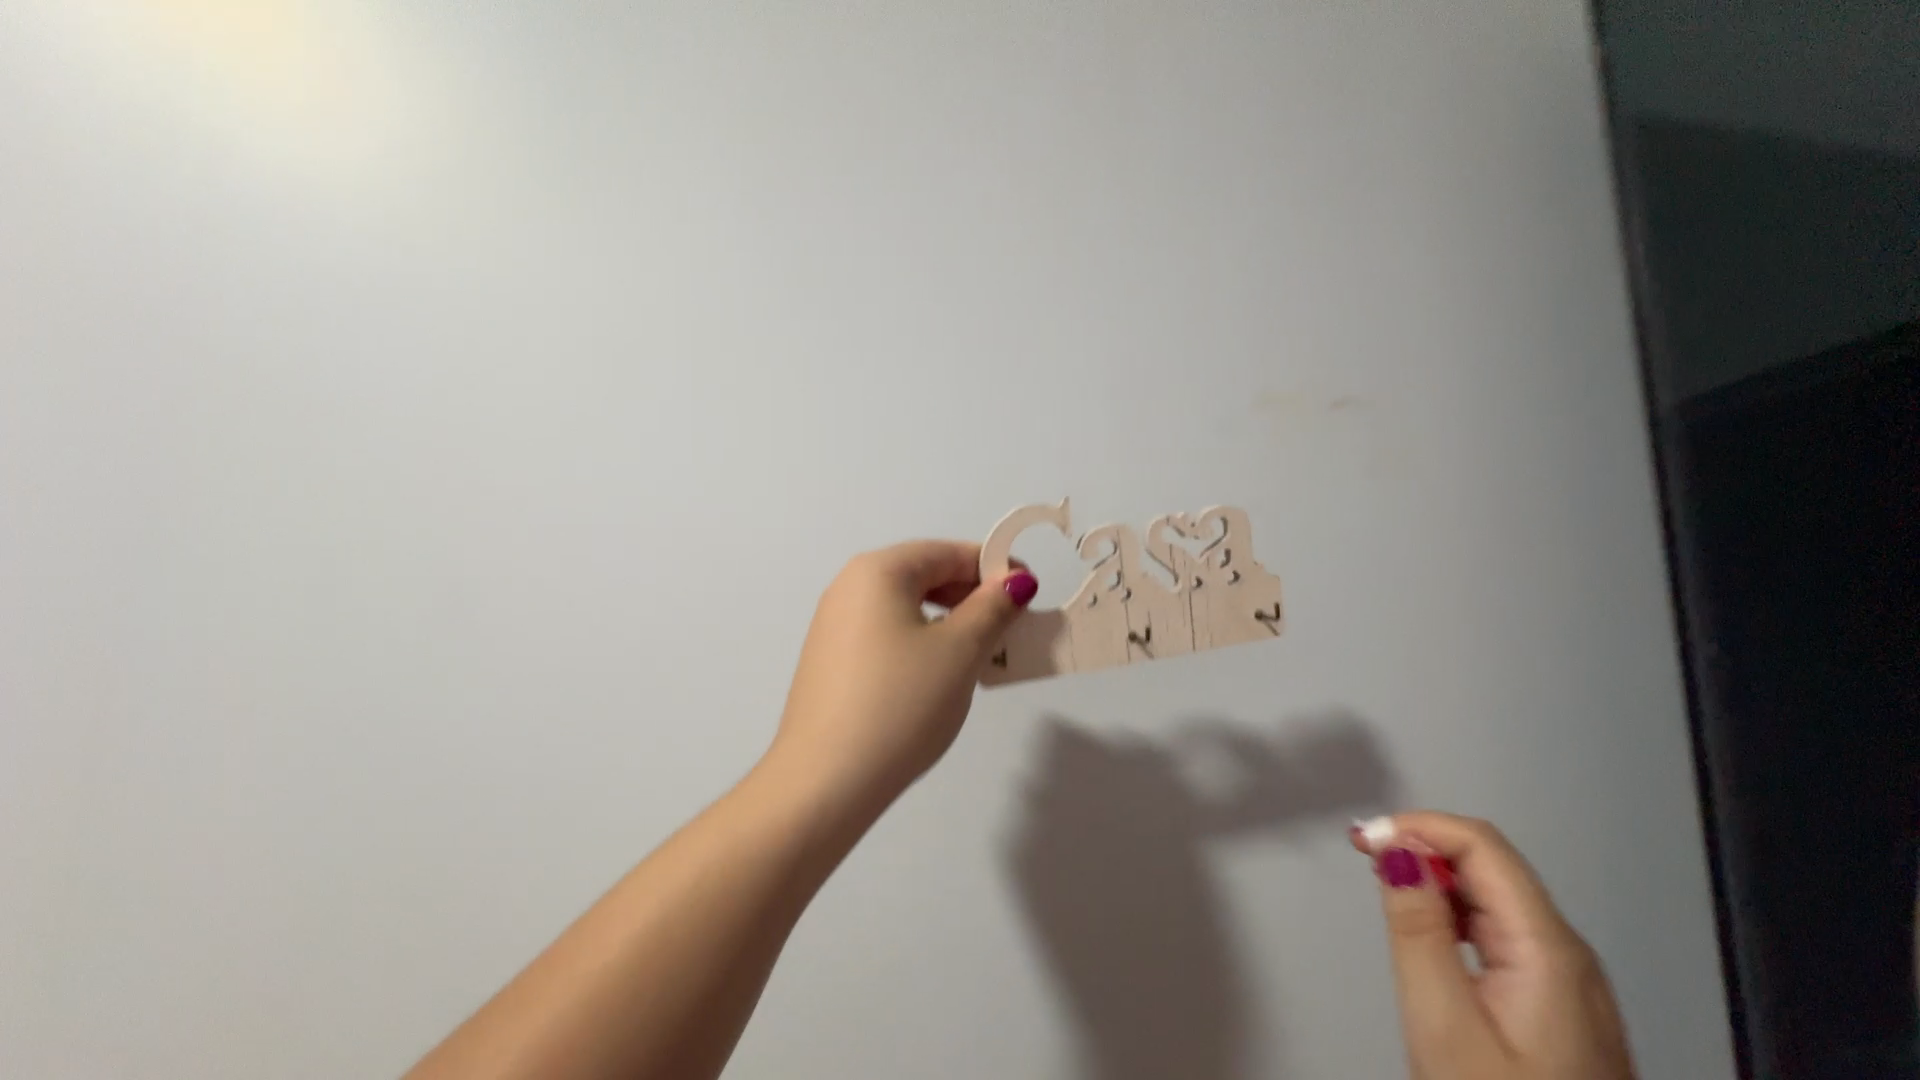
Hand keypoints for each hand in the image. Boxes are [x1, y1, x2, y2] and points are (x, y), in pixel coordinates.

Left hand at [768, 540, 1036, 804]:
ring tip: (984, 653)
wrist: (825, 782)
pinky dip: (923, 644)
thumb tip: (1013, 582)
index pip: (947, 552)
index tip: (1032, 591)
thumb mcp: (959, 652)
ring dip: (951, 623)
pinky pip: (888, 636)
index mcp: (878, 572)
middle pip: (925, 576)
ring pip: (907, 609)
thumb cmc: (900, 704)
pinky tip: (942, 676)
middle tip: (1013, 625)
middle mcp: (849, 588)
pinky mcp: (832, 663)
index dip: (994, 567)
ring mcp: (835, 627)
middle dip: (973, 596)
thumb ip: (991, 609)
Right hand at [1354, 813, 1636, 1079]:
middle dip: (1424, 845)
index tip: (1363, 839)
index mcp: (1547, 948)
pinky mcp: (1559, 1004)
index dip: (1418, 826)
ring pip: (1498, 896)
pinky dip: (1457, 912)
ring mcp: (1570, 980)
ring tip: (1385, 885)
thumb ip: (1417, 929)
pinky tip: (1427, 930)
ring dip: (1437, 877)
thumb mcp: (1442, 1022)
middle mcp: (1568, 953)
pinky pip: (1504, 931)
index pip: (1482, 846)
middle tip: (1364, 854)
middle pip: (1494, 865)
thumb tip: (1397, 848)